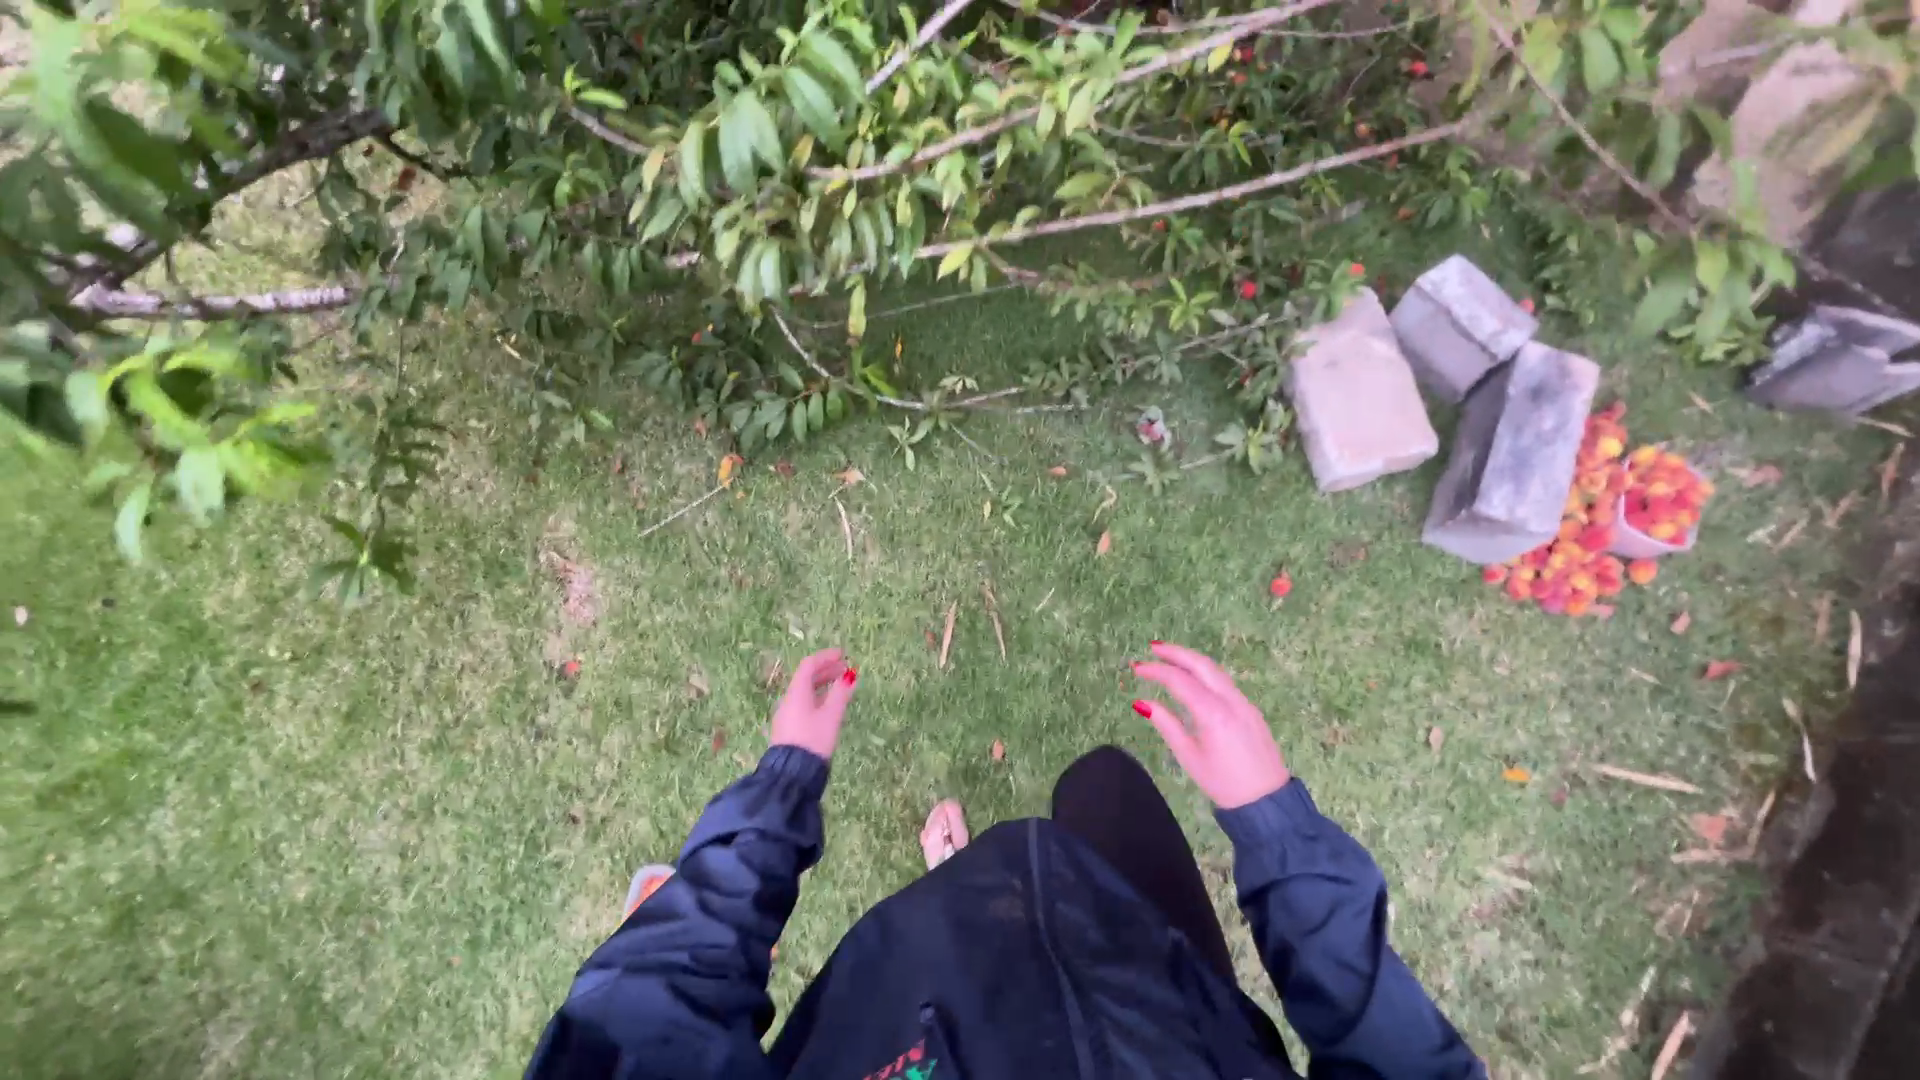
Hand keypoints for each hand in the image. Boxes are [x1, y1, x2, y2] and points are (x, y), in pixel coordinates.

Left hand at [770, 648, 856, 760]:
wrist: (792, 774)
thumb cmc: (813, 739)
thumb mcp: (831, 716)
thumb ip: (840, 694)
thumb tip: (849, 676)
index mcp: (797, 693)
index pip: (808, 666)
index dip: (825, 657)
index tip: (842, 655)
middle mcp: (788, 700)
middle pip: (805, 678)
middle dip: (825, 670)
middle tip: (845, 669)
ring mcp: (787, 715)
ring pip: (804, 692)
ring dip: (822, 685)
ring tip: (840, 686)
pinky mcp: (789, 728)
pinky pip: (803, 704)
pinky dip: (818, 698)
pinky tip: (828, 707)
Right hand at [1132, 642, 1289, 808]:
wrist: (1267, 802)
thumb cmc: (1223, 783)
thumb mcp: (1189, 756)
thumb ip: (1166, 725)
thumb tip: (1142, 702)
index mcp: (1213, 714)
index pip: (1179, 681)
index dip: (1156, 671)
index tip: (1136, 667)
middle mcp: (1231, 701)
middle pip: (1202, 665)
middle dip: (1176, 653)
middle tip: (1153, 648)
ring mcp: (1244, 703)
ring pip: (1216, 671)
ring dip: (1192, 660)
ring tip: (1169, 657)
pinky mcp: (1250, 710)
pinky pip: (1225, 683)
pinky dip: (1205, 673)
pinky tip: (1194, 678)